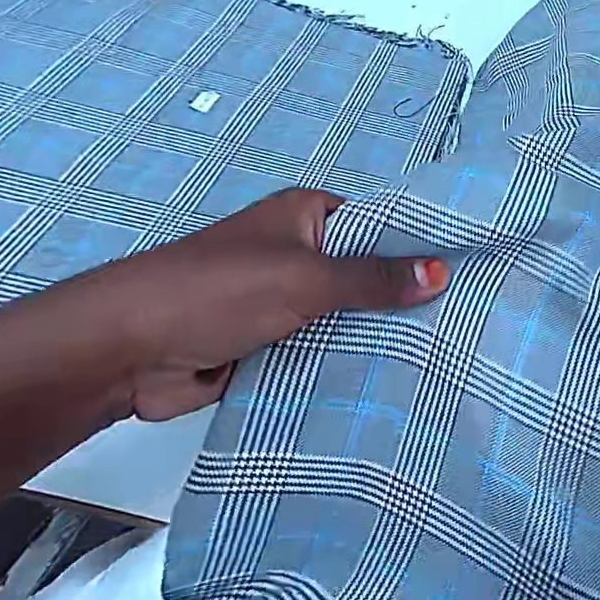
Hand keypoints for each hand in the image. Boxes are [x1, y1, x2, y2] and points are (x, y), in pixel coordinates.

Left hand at [55, 188, 449, 420]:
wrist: (133, 350)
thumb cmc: (219, 291)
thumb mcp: (305, 277)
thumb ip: (372, 278)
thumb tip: (442, 272)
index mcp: (308, 216)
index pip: (379, 225)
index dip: (418, 246)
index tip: (466, 272)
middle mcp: (302, 253)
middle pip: (366, 274)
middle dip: (403, 299)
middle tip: (465, 323)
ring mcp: (288, 301)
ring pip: (347, 317)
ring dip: (376, 336)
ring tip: (444, 356)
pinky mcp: (276, 344)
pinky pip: (324, 350)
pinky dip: (347, 363)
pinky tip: (393, 383)